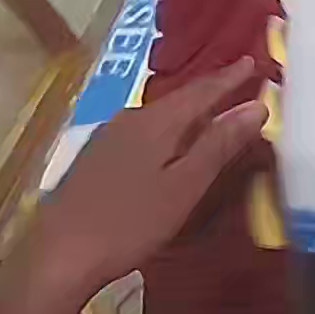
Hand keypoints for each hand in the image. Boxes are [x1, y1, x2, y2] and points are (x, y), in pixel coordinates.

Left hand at [0, 59, 265, 313]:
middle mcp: (132, 118)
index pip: (202, 90)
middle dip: (210, 89)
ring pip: (160, 113)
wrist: (58, 254)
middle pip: (179, 98)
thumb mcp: (184, 187)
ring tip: (210, 107)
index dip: (230, 77)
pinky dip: (168, 126)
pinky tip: (169, 139)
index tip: (252, 60)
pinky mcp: (97, 155)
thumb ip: (218, 145)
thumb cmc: (129, 222)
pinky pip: (144, 127)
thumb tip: (256, 106)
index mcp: (157, 121)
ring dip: (189, 108)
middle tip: (237, 78)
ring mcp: (110, 135)